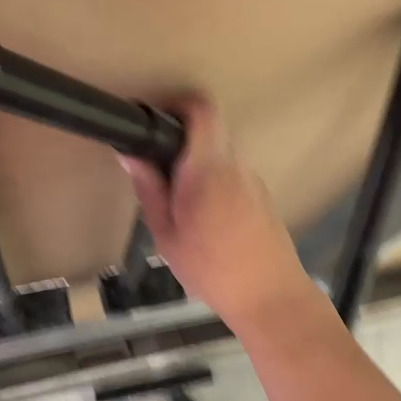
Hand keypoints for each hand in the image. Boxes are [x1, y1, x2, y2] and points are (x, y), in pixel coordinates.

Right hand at [121, 98, 320, 324]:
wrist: (270, 297)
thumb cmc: (212, 269)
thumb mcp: (166, 233)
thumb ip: (150, 188)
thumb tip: (130, 153)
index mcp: (208, 167)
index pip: (201, 109)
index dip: (176, 103)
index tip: (153, 120)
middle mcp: (235, 164)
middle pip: (208, 132)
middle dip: (180, 143)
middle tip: (155, 170)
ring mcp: (253, 179)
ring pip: (219, 155)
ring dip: (197, 166)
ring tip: (178, 204)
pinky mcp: (262, 196)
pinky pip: (232, 175)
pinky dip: (213, 183)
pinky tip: (204, 220)